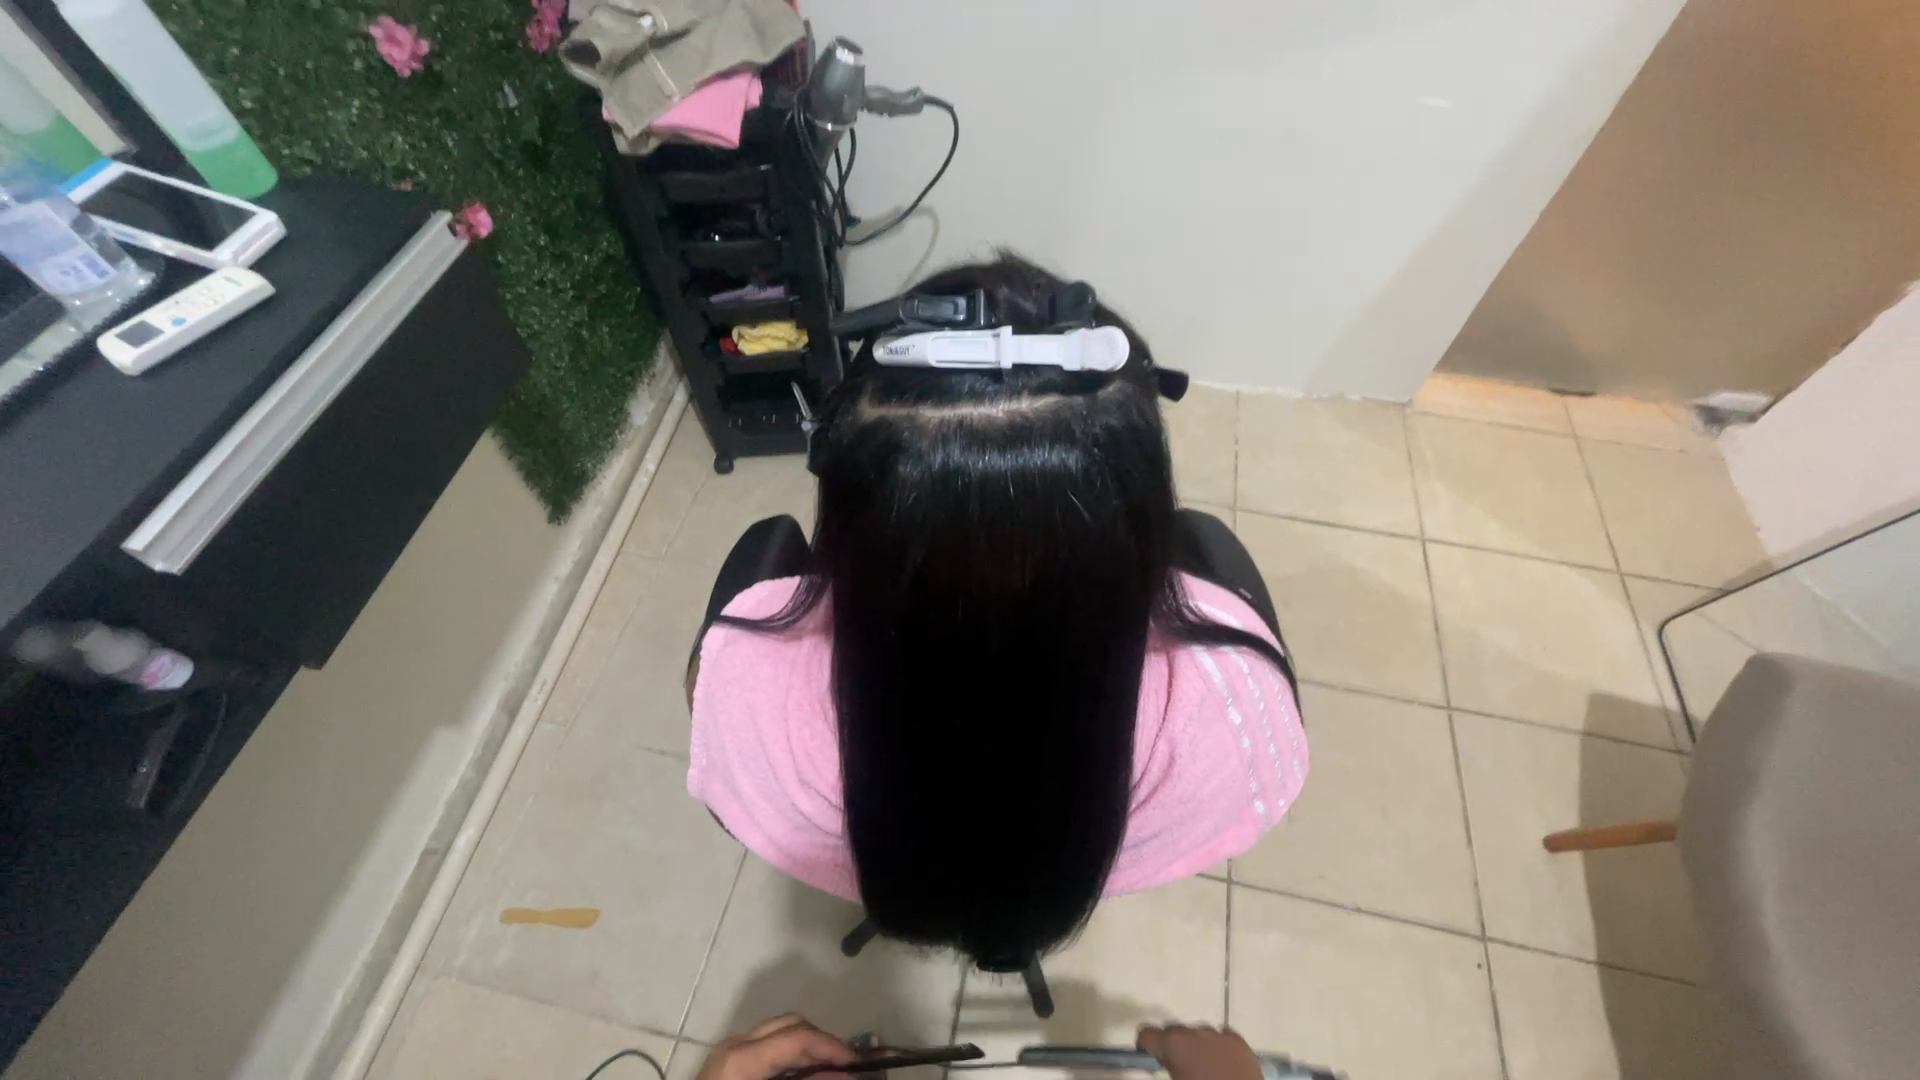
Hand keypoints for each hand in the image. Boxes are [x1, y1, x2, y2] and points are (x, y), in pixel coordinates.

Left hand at [695, 1015, 853, 1079]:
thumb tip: (844, 1075)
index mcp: (742, 1059)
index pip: (798, 1036)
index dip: (833, 1047)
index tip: (858, 1064)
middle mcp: (735, 1046)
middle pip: (791, 1025)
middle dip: (822, 1044)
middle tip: (848, 1068)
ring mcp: (728, 1054)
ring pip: (780, 1034)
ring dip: (807, 1051)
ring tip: (830, 1074)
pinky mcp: (727, 1066)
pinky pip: (767, 1050)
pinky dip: (790, 1060)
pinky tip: (803, 1079)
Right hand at [1138, 1024, 1261, 1079]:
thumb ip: (1168, 1070)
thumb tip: (1166, 1065)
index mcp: (1173, 1045)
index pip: (1146, 1034)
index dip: (1145, 1046)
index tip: (1149, 1061)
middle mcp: (1193, 1032)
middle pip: (1172, 1031)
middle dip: (1171, 1046)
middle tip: (1179, 1070)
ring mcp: (1218, 1034)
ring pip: (1197, 1033)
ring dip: (1196, 1046)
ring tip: (1204, 1070)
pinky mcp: (1238, 1041)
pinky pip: (1221, 1036)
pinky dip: (1218, 1047)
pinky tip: (1223, 1065)